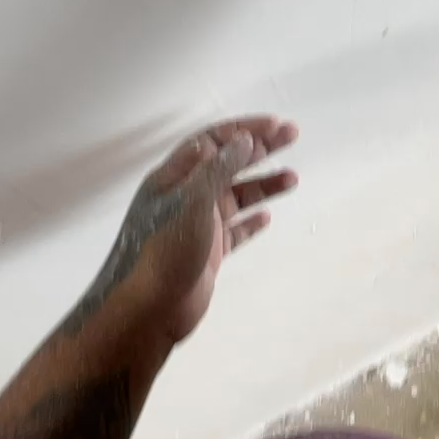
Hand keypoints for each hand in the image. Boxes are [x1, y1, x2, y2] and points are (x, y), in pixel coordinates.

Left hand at [79, 117, 298, 345]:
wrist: (145, 312)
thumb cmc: (163, 250)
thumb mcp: (191, 201)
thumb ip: (219, 168)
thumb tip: (245, 140)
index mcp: (174, 178)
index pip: (213, 141)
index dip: (243, 129)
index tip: (274, 126)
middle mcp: (186, 196)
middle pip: (228, 163)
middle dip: (260, 148)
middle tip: (292, 136)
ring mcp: (197, 225)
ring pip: (236, 196)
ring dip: (263, 184)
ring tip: (292, 178)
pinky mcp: (207, 252)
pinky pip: (234, 230)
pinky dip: (251, 222)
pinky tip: (267, 218)